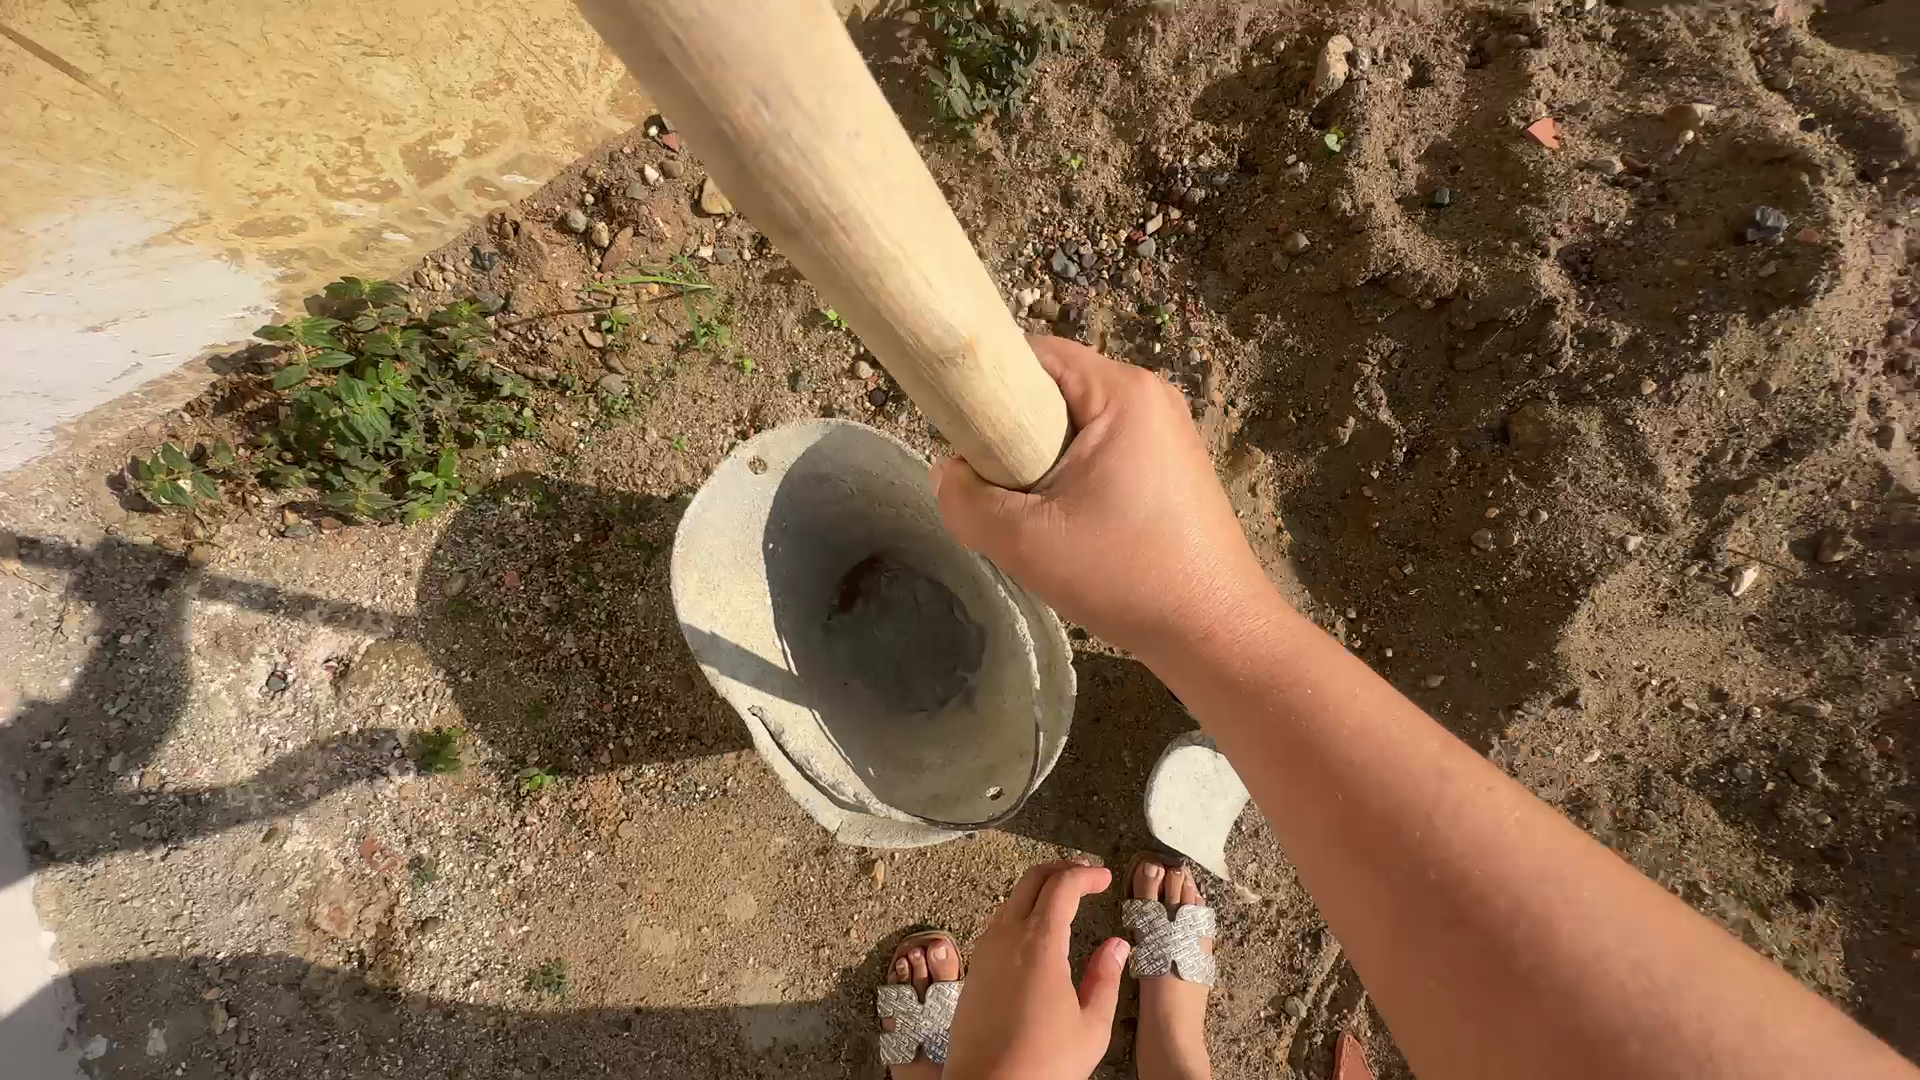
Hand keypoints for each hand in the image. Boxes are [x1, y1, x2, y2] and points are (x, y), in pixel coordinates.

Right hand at [932, 336, 1272, 658]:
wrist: (1214, 631)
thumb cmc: (1124, 575)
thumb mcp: (1025, 542)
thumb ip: (966, 503)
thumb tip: (947, 474)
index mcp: (1122, 392)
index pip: (1034, 355)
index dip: (987, 386)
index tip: (961, 434)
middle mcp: (1150, 398)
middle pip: (1055, 391)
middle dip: (1014, 433)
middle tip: (994, 486)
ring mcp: (1167, 433)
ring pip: (1076, 428)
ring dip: (1042, 462)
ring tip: (1031, 512)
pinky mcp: (1172, 468)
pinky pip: (1102, 453)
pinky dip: (1073, 478)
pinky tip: (1068, 524)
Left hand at [944, 861, 1129, 1079]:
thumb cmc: (1041, 1065)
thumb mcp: (1090, 1027)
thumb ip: (1106, 979)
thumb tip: (1117, 946)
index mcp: (1039, 942)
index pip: (1063, 886)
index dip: (1086, 874)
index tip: (1104, 877)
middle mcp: (1008, 935)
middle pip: (1033, 878)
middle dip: (1062, 869)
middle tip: (1086, 875)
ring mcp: (987, 947)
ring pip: (1013, 896)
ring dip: (1039, 887)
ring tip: (1064, 896)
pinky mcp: (976, 965)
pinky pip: (999, 919)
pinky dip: (1021, 908)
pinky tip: (1036, 926)